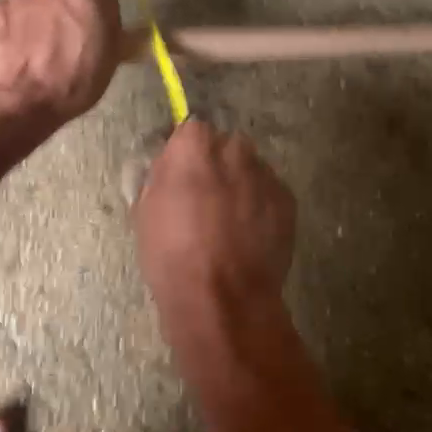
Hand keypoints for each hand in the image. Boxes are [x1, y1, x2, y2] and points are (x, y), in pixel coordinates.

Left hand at [0, 0, 123, 121]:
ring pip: (30, 3)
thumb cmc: (75, 82)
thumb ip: (109, 16)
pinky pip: (5, 17)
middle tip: (64, 36)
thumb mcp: (110, 52)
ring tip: (35, 53)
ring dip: (35, 19)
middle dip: (61, 5)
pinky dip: (11, 30)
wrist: (19, 106)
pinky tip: (12, 54)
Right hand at [133, 120, 296, 322]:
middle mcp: (234, 149)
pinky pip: (269, 194)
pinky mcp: (288, 200)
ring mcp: (266, 174)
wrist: (223, 300)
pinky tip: (249, 237)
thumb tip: (169, 163)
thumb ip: (159, 174)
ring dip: (241, 185)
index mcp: (195, 146)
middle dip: (217, 166)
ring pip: (250, 169)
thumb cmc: (172, 256)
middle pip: (225, 146)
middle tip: (205, 201)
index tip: (181, 176)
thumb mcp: (144, 212)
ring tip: (229, 224)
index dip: (186, 153)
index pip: (191, 130)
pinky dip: (260, 207)